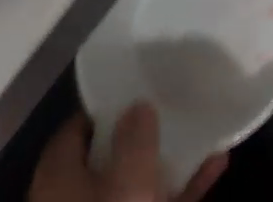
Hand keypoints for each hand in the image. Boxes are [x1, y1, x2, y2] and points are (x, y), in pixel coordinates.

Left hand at [30, 103, 228, 201]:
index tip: (138, 84)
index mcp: (57, 183)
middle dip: (141, 134)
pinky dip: (182, 188)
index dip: (103, 107)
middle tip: (174, 107)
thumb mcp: (128, 185)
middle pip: (105, 159)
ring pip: (134, 185)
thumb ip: (135, 141)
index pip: (72, 133)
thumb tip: (137, 105)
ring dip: (169, 161)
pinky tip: (215, 166)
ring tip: (202, 134)